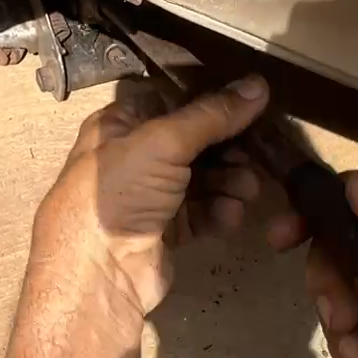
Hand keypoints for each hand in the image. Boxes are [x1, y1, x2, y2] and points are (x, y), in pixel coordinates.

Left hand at [32, 76, 270, 313]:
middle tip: (255, 155)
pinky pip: (201, 212)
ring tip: (247, 189)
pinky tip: (231, 215)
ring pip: (202, 179)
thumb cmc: (119, 192)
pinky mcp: (165, 230)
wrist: (98, 272)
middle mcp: (134, 156)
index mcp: (120, 125)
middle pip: (193, 142)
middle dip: (227, 149)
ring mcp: (150, 195)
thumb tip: (259, 85)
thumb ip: (212, 115)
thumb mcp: (163, 143)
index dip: (210, 103)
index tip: (251, 105)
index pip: (172, 101)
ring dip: (229, 182)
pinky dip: (219, 212)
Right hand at [269, 170, 357, 357]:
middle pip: (344, 243)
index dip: (326, 207)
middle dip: (329, 274)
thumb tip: (355, 186)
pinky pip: (352, 328)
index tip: (287, 230)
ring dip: (336, 312)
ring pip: (341, 285)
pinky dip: (348, 343)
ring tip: (355, 344)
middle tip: (333, 309)